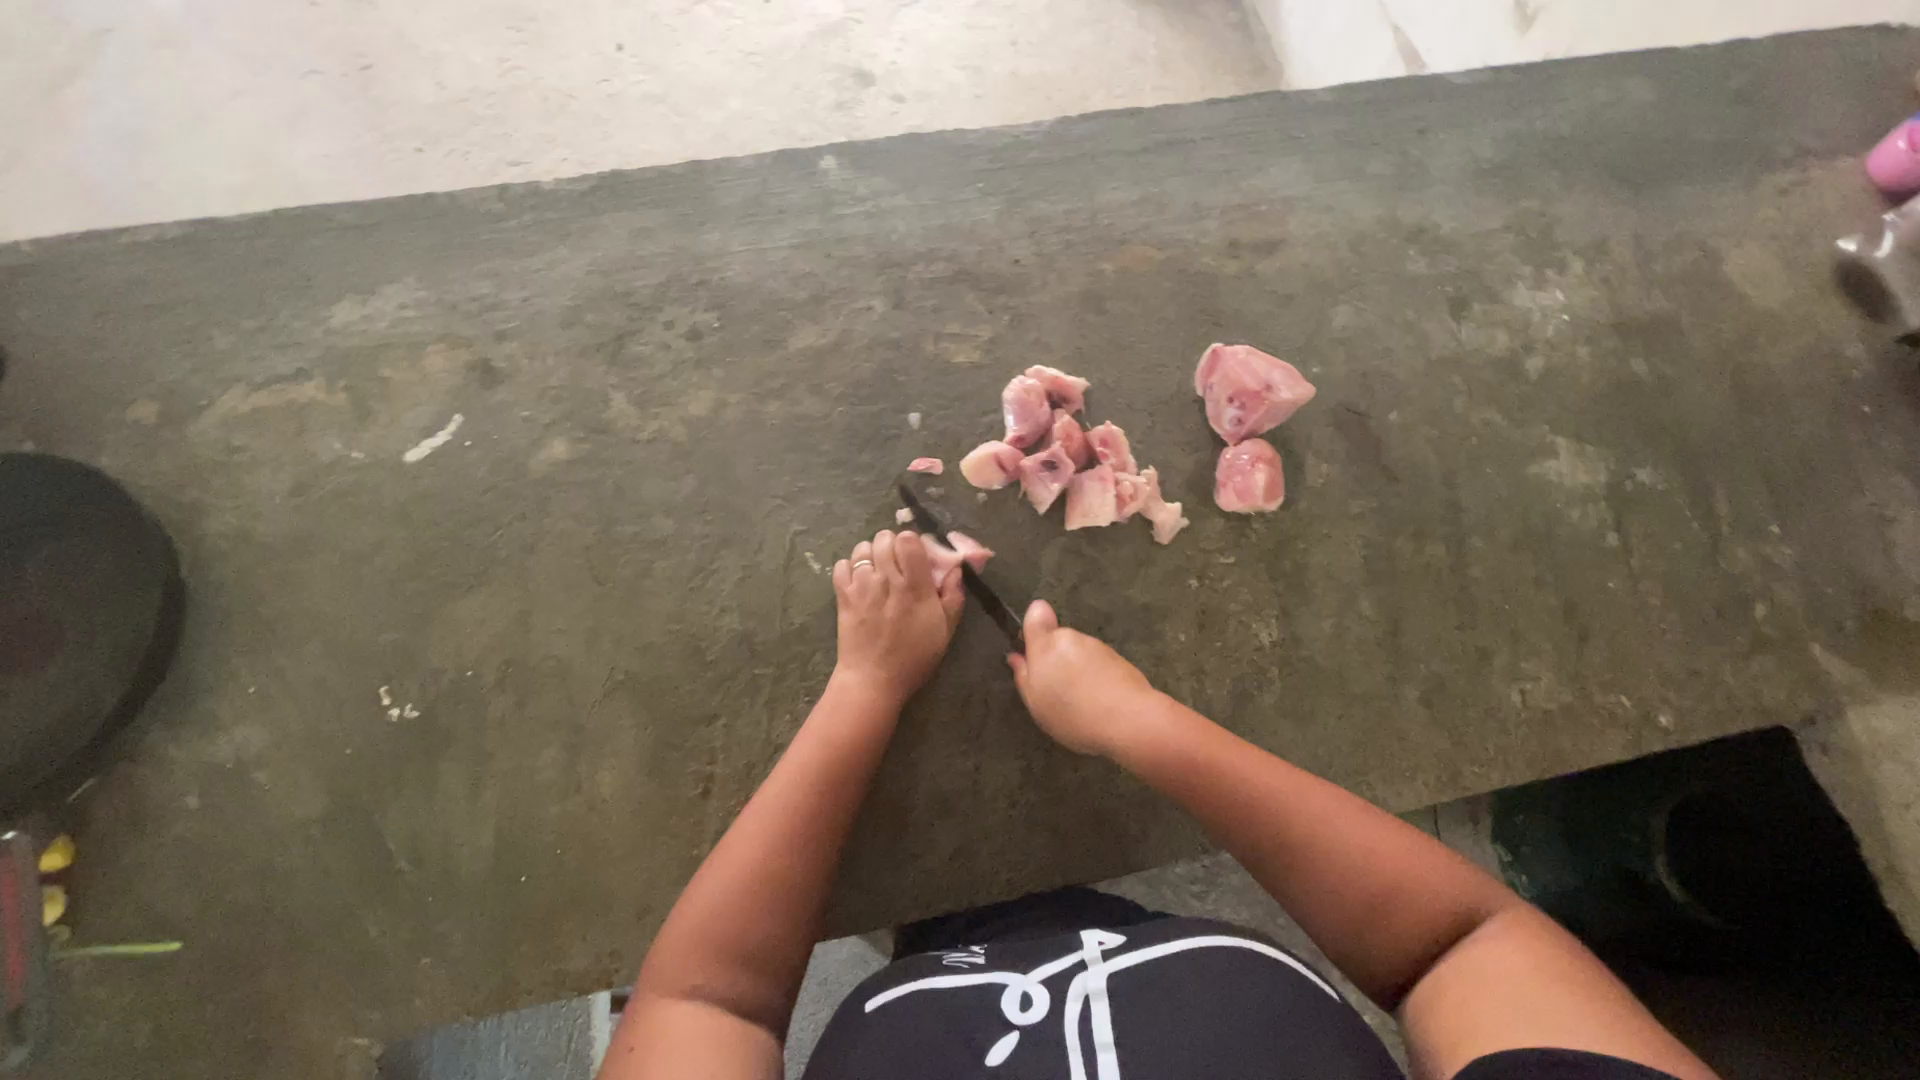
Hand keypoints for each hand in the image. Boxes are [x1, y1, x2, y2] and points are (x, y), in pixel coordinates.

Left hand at [831, 530, 964, 706]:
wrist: (874, 680)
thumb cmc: (914, 657)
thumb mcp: (945, 630)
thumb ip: (953, 596)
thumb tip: (955, 568)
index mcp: (914, 587)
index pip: (908, 540)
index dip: (913, 543)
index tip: (916, 556)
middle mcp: (886, 580)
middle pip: (884, 538)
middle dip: (893, 545)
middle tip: (898, 563)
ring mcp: (861, 586)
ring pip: (863, 548)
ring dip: (872, 554)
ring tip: (878, 570)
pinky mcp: (843, 596)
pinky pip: (841, 565)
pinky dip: (850, 567)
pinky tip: (860, 580)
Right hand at [1006, 600, 1160, 756]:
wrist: (1129, 719)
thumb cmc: (1073, 714)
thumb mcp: (1037, 703)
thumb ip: (1023, 676)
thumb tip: (1015, 656)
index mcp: (1046, 645)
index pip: (1036, 614)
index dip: (1034, 625)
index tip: (1033, 649)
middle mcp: (1071, 638)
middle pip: (1058, 640)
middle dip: (1057, 659)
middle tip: (1058, 691)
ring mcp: (1098, 646)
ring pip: (1079, 653)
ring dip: (1078, 670)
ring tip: (1082, 702)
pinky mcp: (1119, 658)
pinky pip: (1099, 664)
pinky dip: (1097, 677)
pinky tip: (1101, 702)